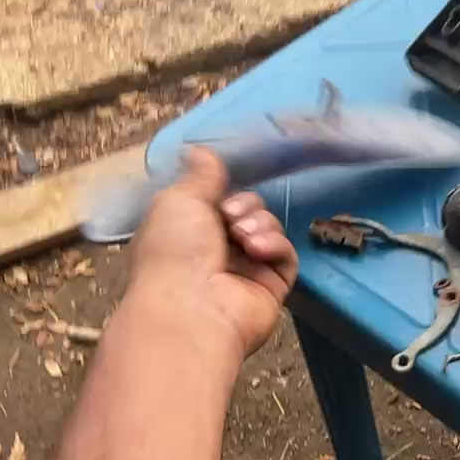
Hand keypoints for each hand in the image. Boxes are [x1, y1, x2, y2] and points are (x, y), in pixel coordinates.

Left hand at [126, 147, 297, 361]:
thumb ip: (200, 175)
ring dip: (260, 224)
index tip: (222, 186)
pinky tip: (260, 249)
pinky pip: (285, 256)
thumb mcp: (178, 200)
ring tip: (244, 237)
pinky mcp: (272, 287)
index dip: (222, 190)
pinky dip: (276, 246)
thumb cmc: (174, 252)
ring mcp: (246, 271)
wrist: (193, 310)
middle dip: (244, 206)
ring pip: (268, 229)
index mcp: (186, 231)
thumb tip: (201, 149)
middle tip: (231, 216)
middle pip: (246, 211)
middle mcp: (216, 251)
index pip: (215, 200)